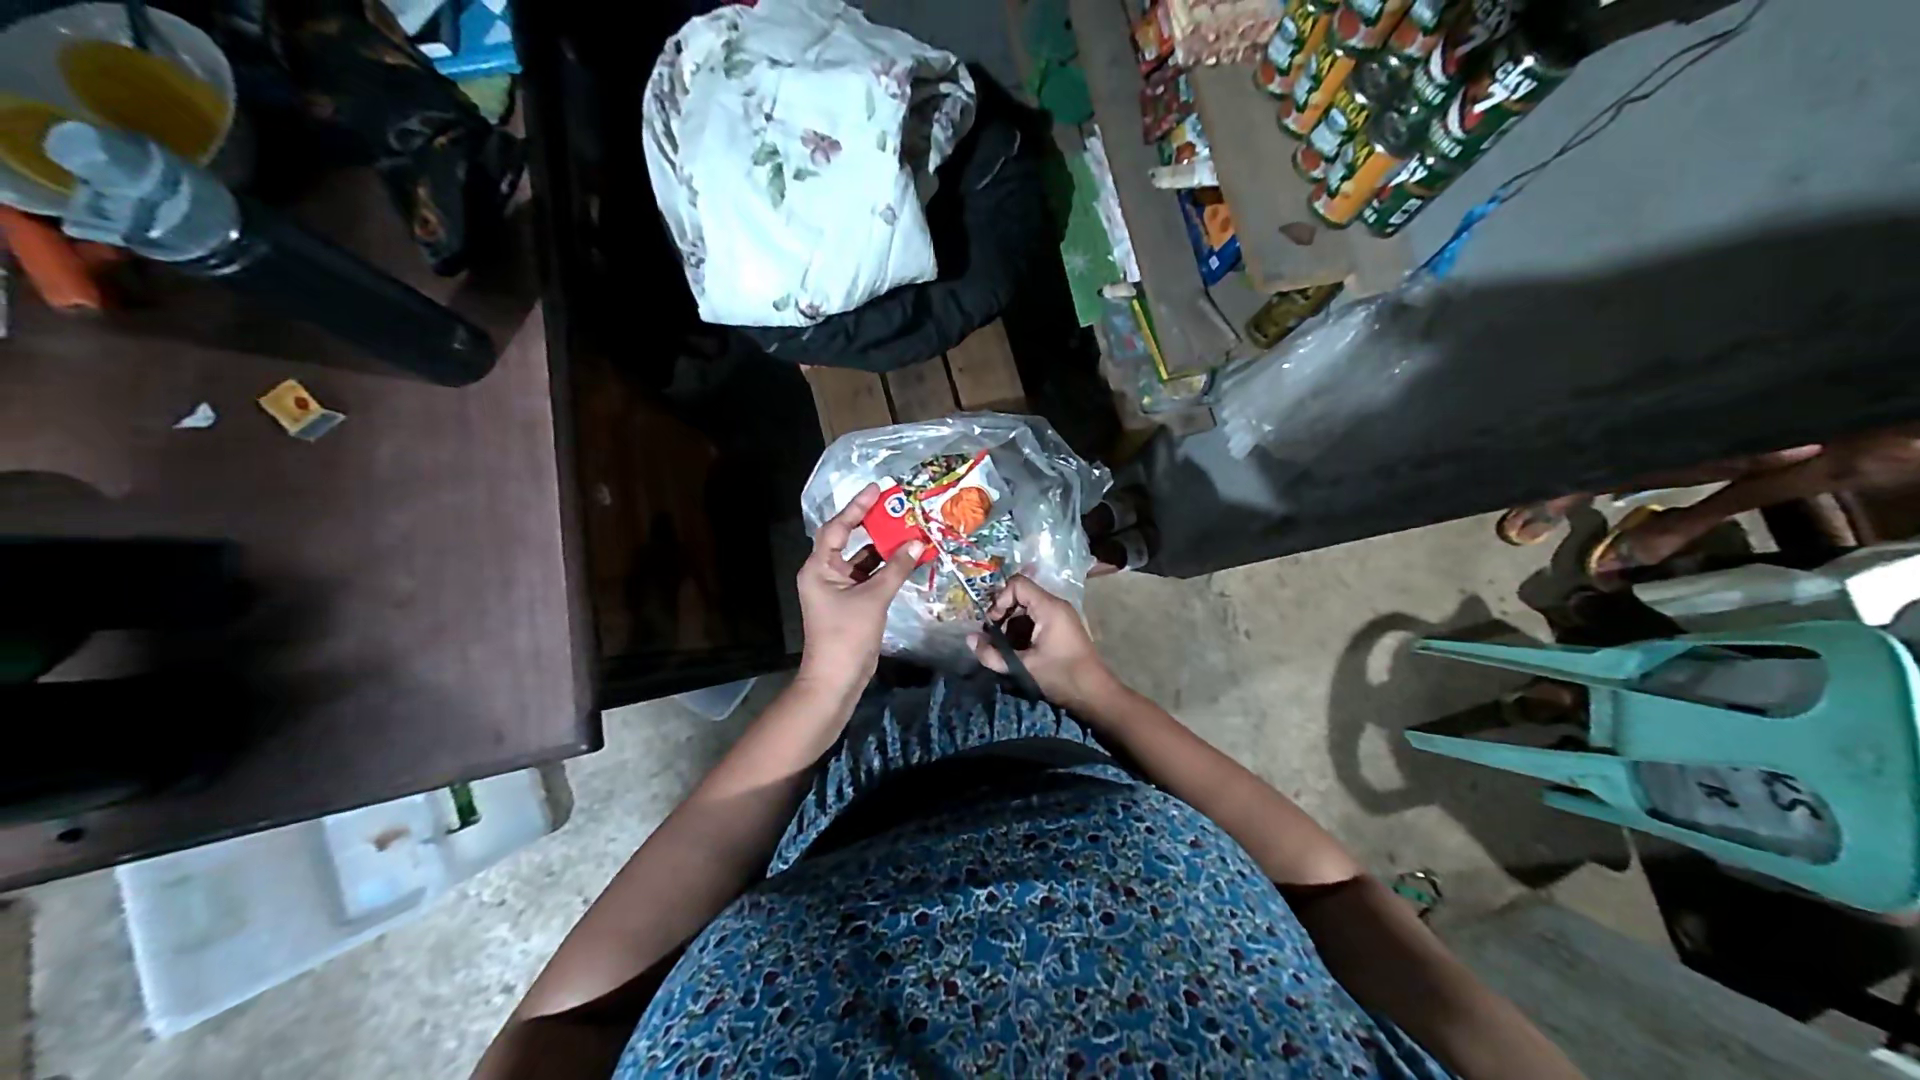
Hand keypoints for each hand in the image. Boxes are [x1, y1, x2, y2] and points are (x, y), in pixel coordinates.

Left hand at [798, 483, 923, 695]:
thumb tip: (917, 543)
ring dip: (882, 547)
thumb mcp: (873, 598)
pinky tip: (905, 558)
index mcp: (819, 567)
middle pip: (848, 540)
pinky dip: (885, 568)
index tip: (877, 490)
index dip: (856, 507)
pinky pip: (868, 576)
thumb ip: (895, 569)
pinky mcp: (850, 603)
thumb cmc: (847, 634)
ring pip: (861, 560)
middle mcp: (824, 573)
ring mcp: (837, 589)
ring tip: (907, 529)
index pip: (837, 528)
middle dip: (872, 524)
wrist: (837, 678)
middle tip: (896, 506)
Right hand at [968, 575, 1115, 710]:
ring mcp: (1061, 616)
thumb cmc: (1061, 676)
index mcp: (1048, 607)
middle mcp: (1055, 605)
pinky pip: (1036, 619)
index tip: (992, 623)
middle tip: (993, 636)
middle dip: (1003, 614)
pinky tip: (1019, 652)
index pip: (1017, 584)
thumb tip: (970, 640)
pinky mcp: (1062, 628)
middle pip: (1021, 595)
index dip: (1000, 600)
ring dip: (1011, 625)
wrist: (1095, 693)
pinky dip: (1023, 631)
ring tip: (1005, 648)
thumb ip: (993, 655)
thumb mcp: (1023, 667)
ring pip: (1027, 609)